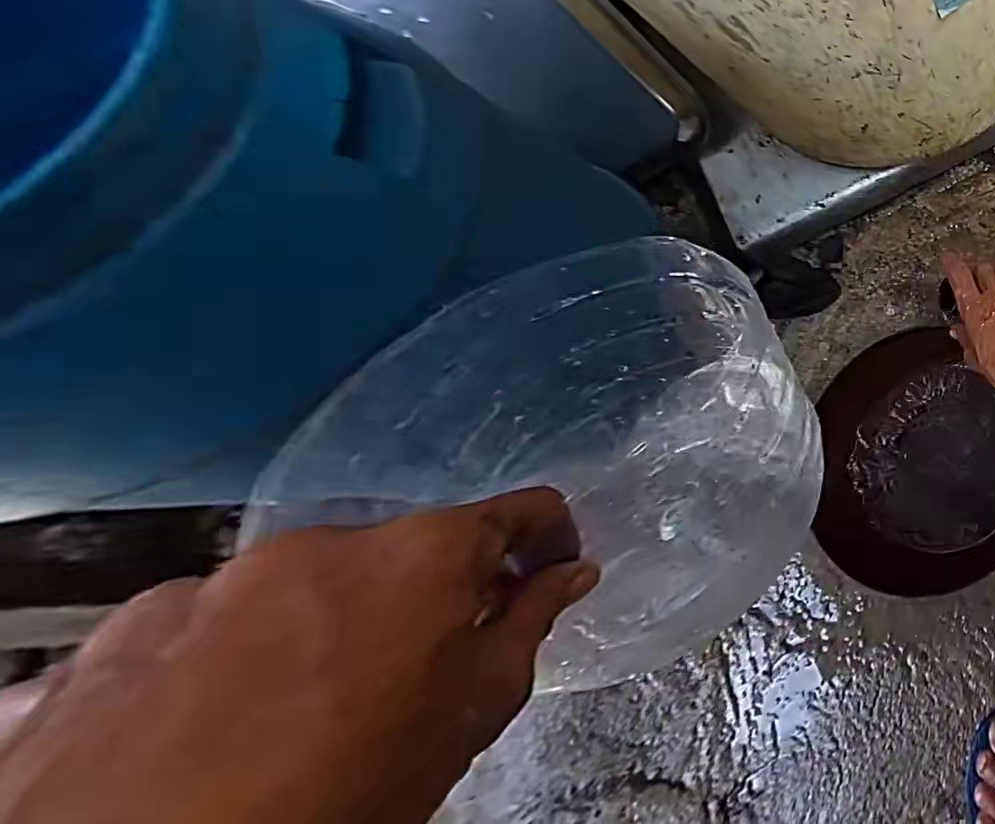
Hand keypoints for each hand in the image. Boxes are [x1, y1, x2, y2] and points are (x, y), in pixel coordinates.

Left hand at [0, 488, 598, 823]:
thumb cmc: (356, 782)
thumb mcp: (479, 702)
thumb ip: (533, 618)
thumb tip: (571, 572)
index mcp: (426, 549)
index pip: (521, 510)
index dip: (549, 537)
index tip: (548, 570)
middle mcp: (330, 541)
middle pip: (411, 550)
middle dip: (434, 591)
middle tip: (427, 660)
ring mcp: (220, 578)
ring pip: (313, 581)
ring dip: (335, 617)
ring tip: (312, 697)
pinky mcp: (125, 628)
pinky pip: (214, 617)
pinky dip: (238, 649)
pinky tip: (223, 715)